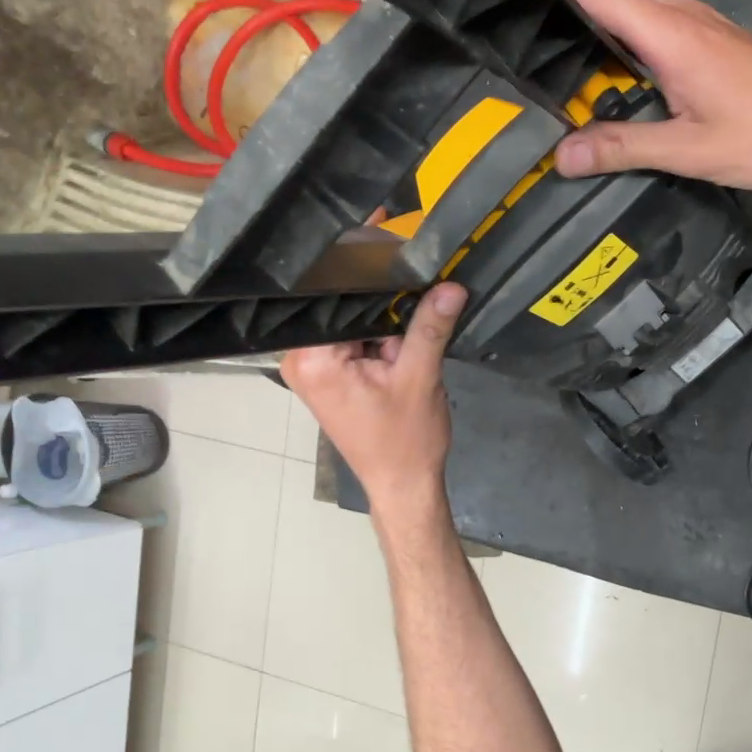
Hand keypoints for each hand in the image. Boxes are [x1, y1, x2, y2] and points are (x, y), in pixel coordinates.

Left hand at [280, 283, 466, 510]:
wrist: (404, 485)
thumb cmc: (406, 439)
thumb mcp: (421, 377)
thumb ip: (430, 327)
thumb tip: (451, 285)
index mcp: (312, 358)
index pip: (337, 298)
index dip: (373, 281)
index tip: (404, 266)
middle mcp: (300, 360)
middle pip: (343, 311)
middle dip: (382, 309)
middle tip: (416, 303)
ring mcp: (312, 371)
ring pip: (353, 326)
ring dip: (383, 327)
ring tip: (409, 327)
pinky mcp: (329, 379)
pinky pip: (354, 344)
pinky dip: (379, 343)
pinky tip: (399, 346)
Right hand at [551, 0, 751, 192]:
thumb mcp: (688, 151)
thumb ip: (623, 148)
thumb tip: (563, 156)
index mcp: (668, 31)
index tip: (513, 14)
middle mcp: (680, 15)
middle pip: (605, 0)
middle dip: (566, 31)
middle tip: (535, 78)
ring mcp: (699, 25)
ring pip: (631, 20)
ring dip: (600, 50)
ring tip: (572, 94)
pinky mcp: (711, 42)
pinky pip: (656, 36)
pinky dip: (630, 59)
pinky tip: (624, 97)